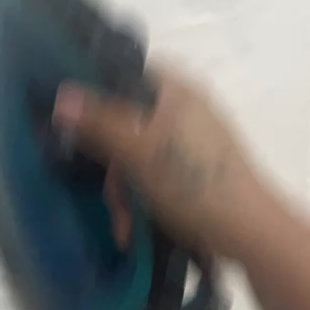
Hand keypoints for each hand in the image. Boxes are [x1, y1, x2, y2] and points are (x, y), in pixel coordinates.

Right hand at [52, 71, 278, 258]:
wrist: (248, 231)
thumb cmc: (193, 183)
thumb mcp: (138, 150)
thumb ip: (99, 123)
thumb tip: (60, 95)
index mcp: (177, 91)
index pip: (126, 77)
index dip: (98, 101)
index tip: (79, 133)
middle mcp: (186, 111)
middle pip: (126, 128)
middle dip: (113, 172)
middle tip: (113, 201)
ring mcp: (194, 145)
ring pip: (139, 161)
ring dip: (126, 198)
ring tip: (127, 228)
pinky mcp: (198, 176)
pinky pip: (157, 182)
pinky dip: (144, 205)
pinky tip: (138, 232)